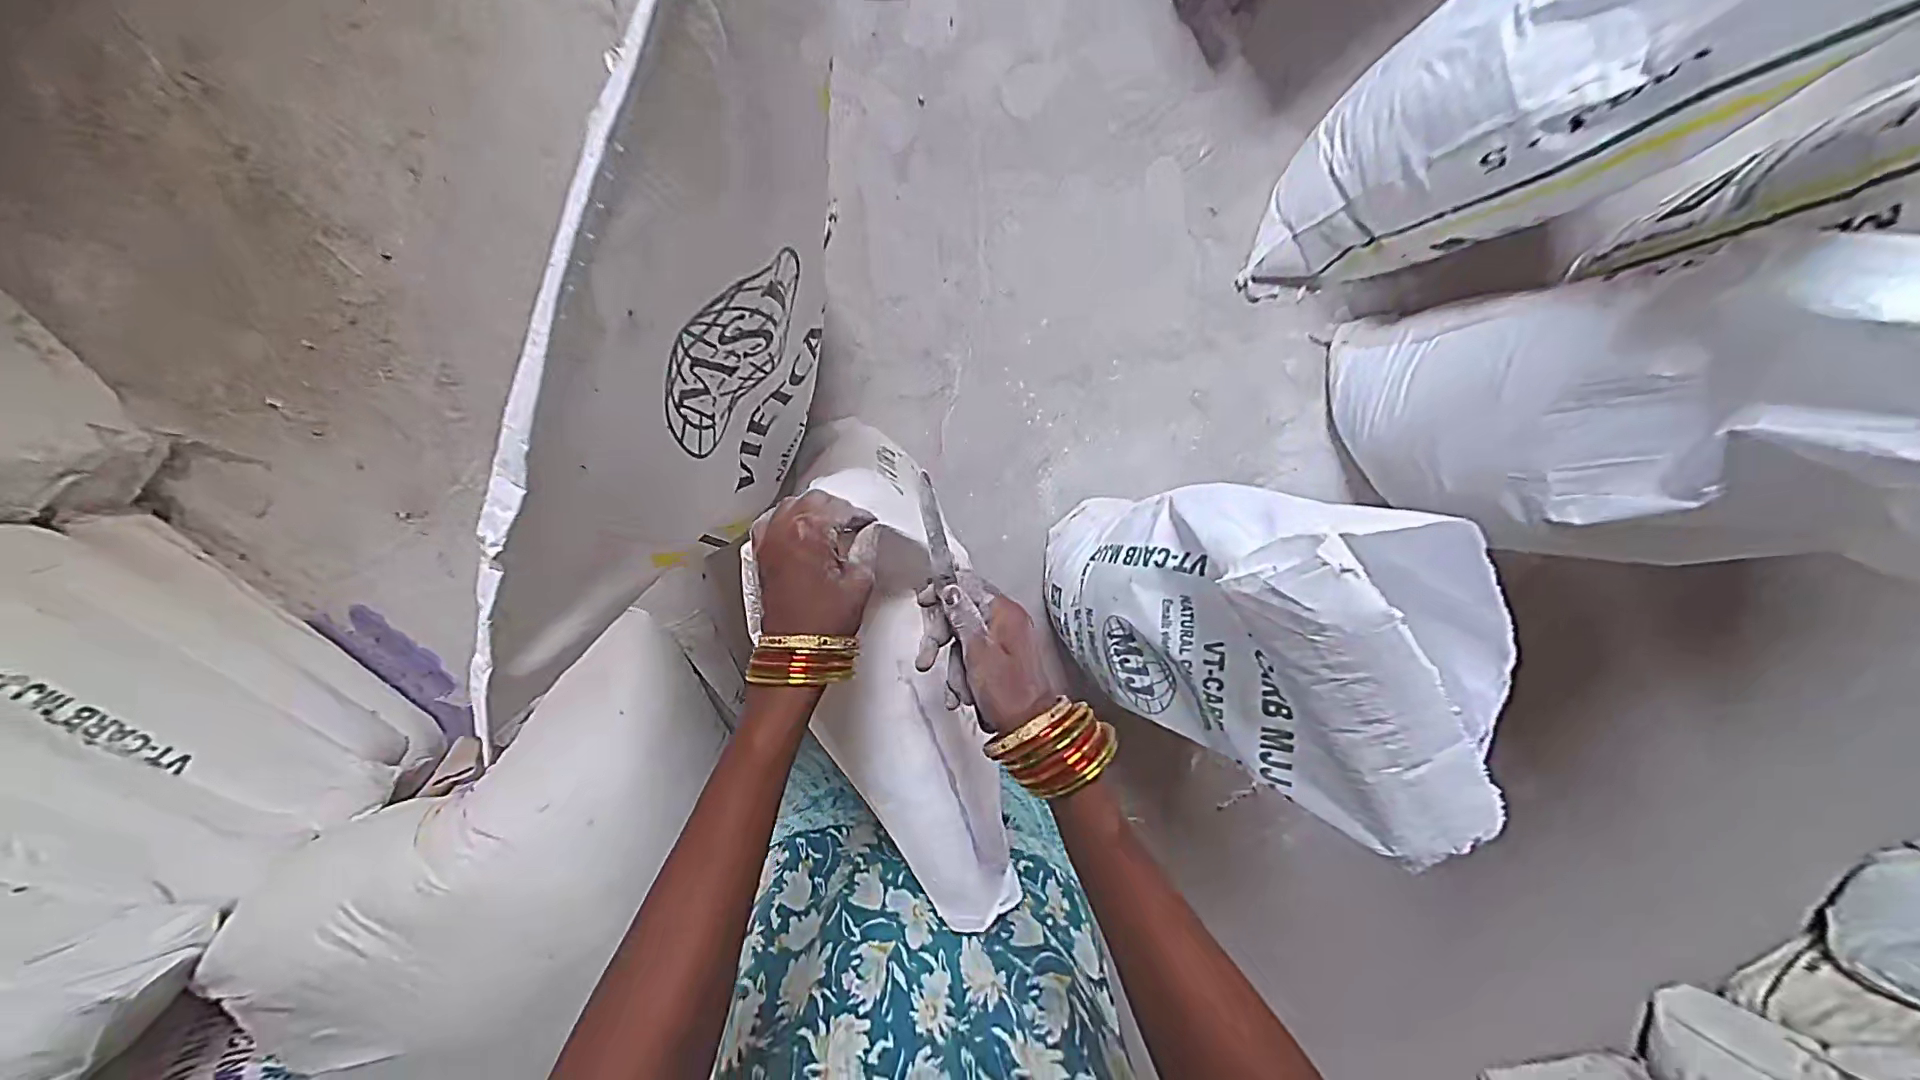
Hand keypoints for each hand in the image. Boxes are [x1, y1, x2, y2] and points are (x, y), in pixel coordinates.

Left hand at [753, 491, 878, 636]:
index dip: (859, 516)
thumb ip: (865, 550)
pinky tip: (800, 532)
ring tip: (829, 526)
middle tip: (852, 523)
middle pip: (813, 500)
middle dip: (835, 508)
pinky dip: (788, 522)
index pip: (839, 508)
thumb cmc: (820, 624)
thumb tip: (867, 536)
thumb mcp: (859, 582)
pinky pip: (772, 523)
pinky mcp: (762, 556)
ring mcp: (769, 543)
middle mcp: (783, 532)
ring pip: (790, 506)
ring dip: (811, 511)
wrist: (796, 650)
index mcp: (809, 532)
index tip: (866, 524)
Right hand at [919, 577, 1067, 734]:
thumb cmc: (1009, 693)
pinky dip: (963, 675)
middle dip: (941, 638)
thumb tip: (949, 588)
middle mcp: (1006, 621)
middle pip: (961, 614)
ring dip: (953, 666)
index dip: (943, 591)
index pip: (968, 584)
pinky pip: (972, 657)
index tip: (924, 601)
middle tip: (928, 655)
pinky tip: (961, 694)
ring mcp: (1004, 640)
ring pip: (963, 640)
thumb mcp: (977, 651)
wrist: (1029, 728)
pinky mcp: (1000, 659)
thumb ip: (961, 616)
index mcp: (1005, 612)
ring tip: (955, 688)